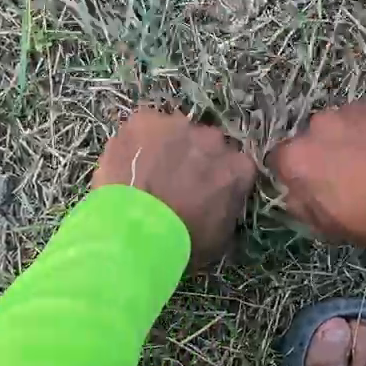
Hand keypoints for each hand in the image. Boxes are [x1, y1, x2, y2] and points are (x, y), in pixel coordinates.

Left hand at [93, 101, 256, 267]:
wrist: (134, 233)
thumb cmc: (181, 244)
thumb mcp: (219, 238)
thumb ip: (227, 210)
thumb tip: (223, 203)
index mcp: (238, 168)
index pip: (234, 166)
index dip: (215, 179)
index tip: (201, 193)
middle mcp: (213, 139)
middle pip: (205, 144)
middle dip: (192, 159)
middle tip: (172, 183)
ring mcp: (178, 125)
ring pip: (174, 132)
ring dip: (165, 147)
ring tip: (144, 174)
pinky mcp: (144, 120)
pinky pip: (143, 127)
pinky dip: (137, 142)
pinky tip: (127, 164)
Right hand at [269, 100, 365, 245]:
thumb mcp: (327, 227)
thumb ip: (302, 207)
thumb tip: (295, 195)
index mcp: (297, 157)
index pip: (279, 161)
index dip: (294, 174)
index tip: (311, 187)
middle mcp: (318, 126)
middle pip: (312, 139)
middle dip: (324, 153)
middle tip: (347, 175)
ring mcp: (353, 110)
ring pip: (342, 125)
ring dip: (350, 139)